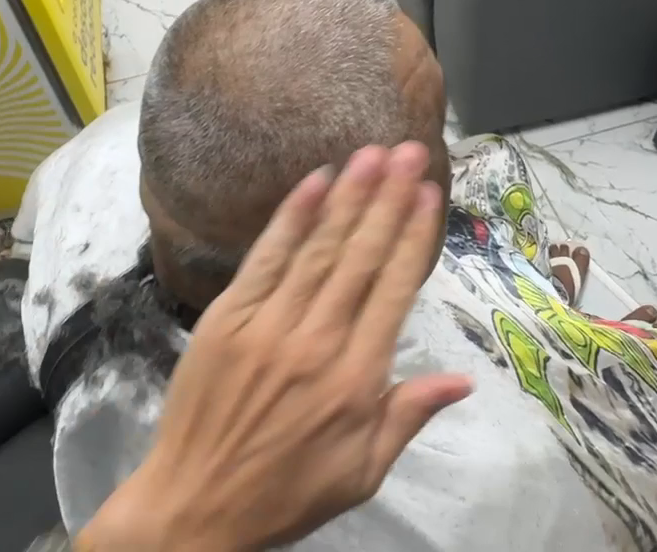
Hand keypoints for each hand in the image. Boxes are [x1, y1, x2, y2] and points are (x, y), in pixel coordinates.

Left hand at [77, 142, 472, 551]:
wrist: (194, 505)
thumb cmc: (286, 492)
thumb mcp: (361, 472)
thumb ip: (408, 415)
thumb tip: (463, 378)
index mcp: (356, 380)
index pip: (394, 291)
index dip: (414, 238)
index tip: (430, 195)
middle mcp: (317, 341)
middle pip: (361, 257)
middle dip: (389, 198)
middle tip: (410, 151)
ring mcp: (268, 323)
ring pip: (318, 248)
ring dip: (349, 196)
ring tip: (372, 153)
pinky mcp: (228, 314)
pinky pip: (266, 256)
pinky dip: (291, 216)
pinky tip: (314, 182)